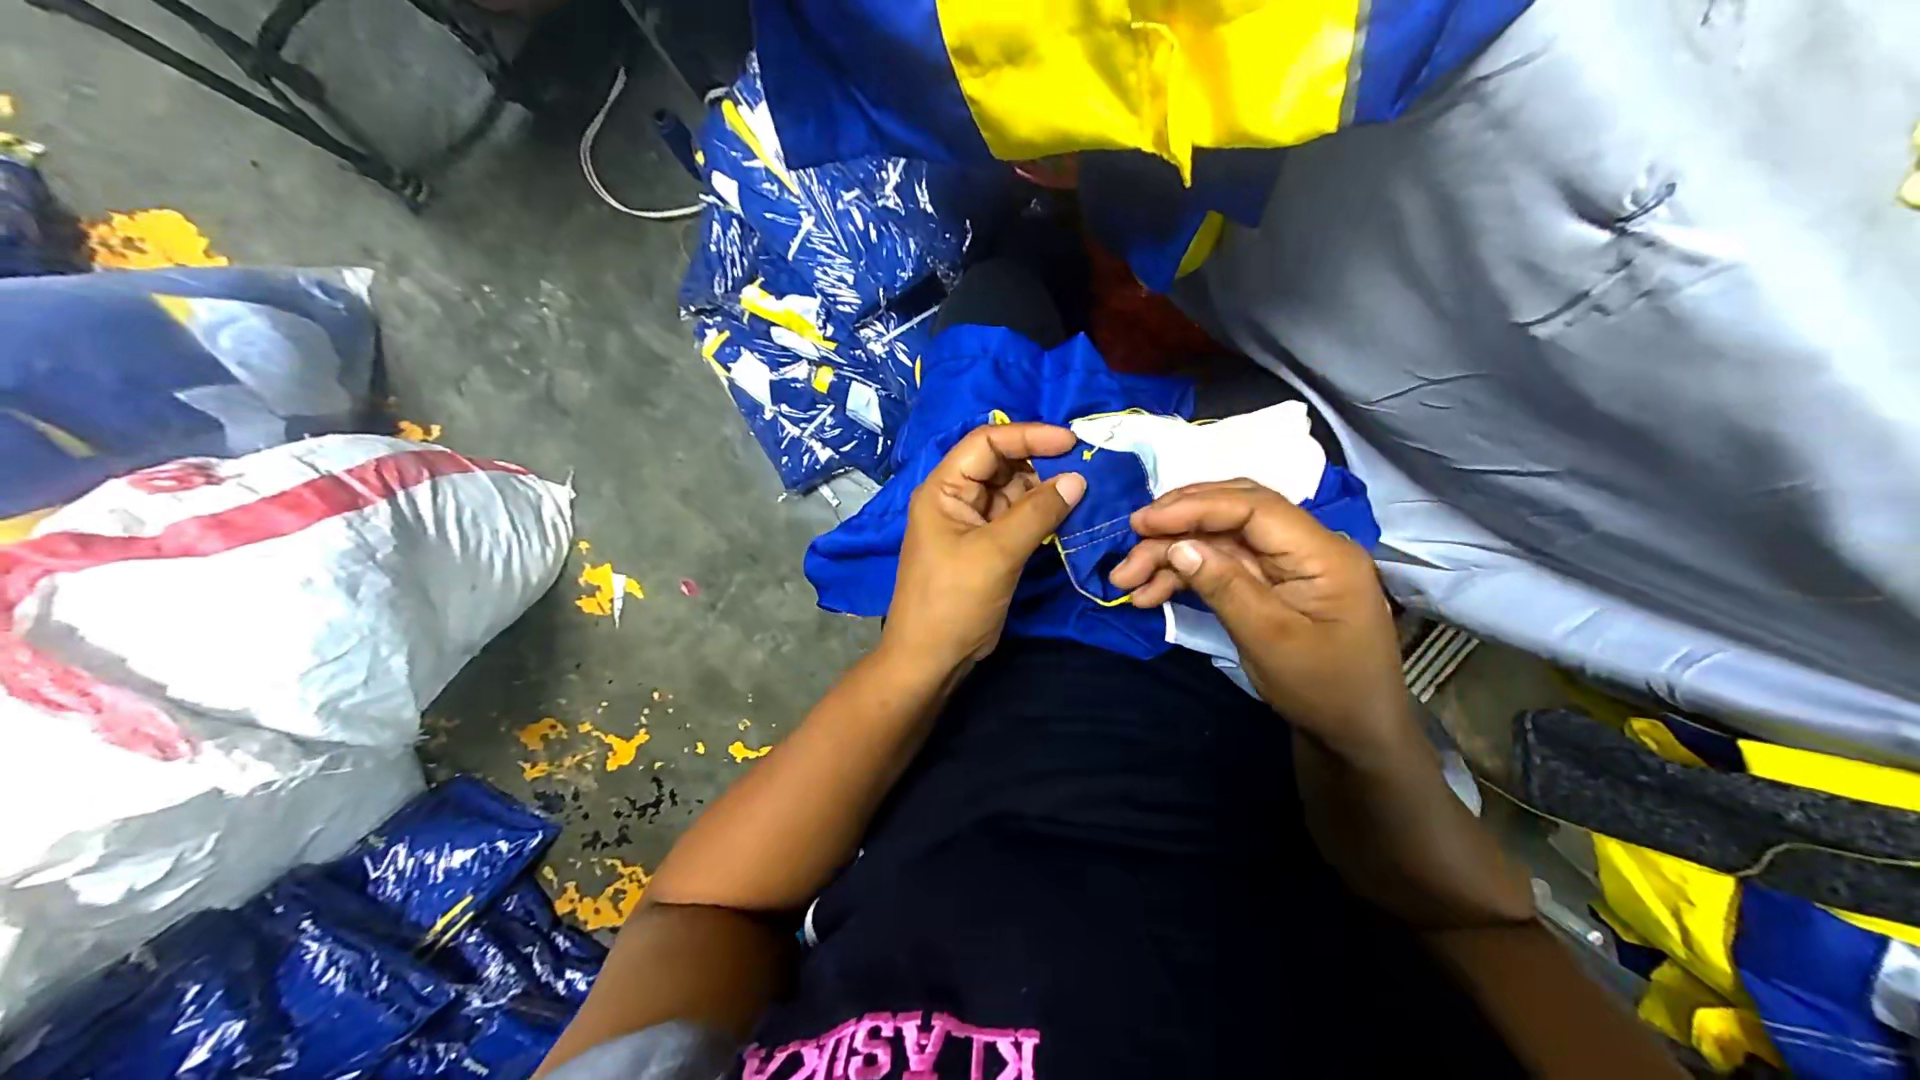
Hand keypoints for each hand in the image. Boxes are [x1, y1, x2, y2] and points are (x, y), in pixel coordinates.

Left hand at [883, 423, 1086, 673]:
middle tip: (1084, 469)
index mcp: (944, 488)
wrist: (932, 658)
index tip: (1072, 442)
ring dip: (1045, 490)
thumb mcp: (996, 553)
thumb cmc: (953, 601)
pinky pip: (1018, 518)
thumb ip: (1037, 513)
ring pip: (1014, 491)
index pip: (986, 443)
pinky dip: (1042, 515)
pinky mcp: (988, 545)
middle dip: (1041, 462)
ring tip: (1083, 492)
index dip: (1028, 435)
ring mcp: (972, 522)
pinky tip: (1069, 514)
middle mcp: (956, 498)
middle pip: (1002, 463)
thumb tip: (1078, 479)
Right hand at [1108, 480, 1409, 758]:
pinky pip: (1220, 565)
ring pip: (1218, 540)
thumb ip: (1225, 587)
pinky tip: (1150, 593)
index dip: (1195, 507)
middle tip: (1130, 539)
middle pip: (1232, 514)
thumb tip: (1178, 545)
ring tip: (1127, 580)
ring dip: (1171, 554)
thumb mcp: (1270, 640)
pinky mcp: (1267, 582)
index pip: (1253, 507)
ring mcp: (1284, 564)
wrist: (1353, 732)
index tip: (1143, 522)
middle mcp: (1304, 546)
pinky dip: (1183, 576)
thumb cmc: (1323, 689)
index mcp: (1321, 552)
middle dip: (1177, 524)